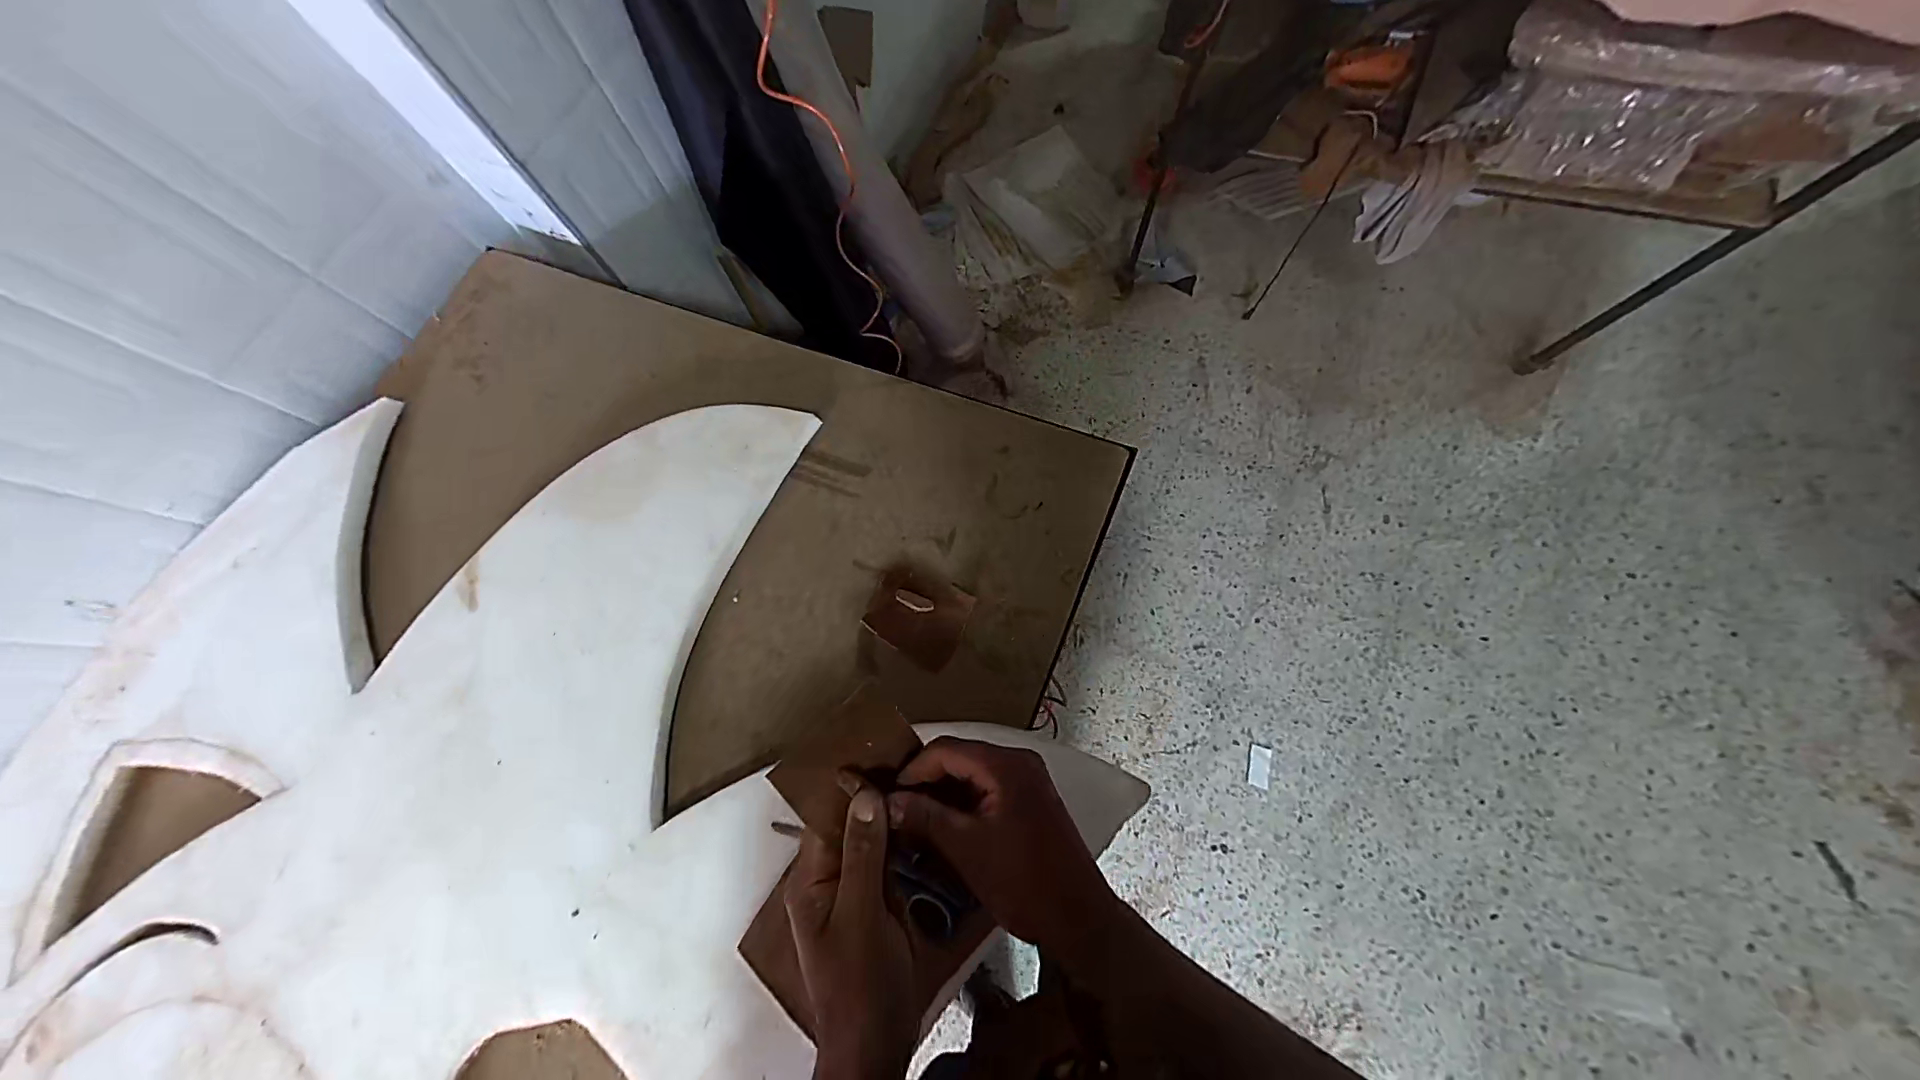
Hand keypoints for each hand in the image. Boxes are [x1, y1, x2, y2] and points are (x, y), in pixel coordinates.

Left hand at [786, 785, 917, 1079]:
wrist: (877, 1043)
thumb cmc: (861, 983)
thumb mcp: (862, 914)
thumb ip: (863, 854)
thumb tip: (865, 796)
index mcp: (811, 881)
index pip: (826, 819)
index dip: (850, 789)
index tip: (880, 758)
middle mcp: (828, 881)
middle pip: (850, 828)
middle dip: (876, 801)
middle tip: (910, 768)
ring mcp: (854, 893)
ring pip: (872, 843)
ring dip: (893, 820)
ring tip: (920, 787)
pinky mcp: (877, 905)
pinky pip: (887, 864)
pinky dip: (903, 846)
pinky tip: (924, 827)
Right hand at [886, 738, 1122, 965]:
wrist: (1079, 920)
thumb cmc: (1024, 882)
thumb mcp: (967, 849)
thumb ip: (926, 818)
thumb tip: (889, 801)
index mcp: (1005, 765)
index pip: (946, 749)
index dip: (912, 770)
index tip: (887, 795)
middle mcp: (1019, 763)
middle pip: (959, 758)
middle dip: (926, 782)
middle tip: (895, 808)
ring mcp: (1028, 781)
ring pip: (972, 776)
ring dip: (943, 795)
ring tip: (911, 820)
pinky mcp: (1030, 802)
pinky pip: (987, 790)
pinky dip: (963, 805)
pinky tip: (941, 828)